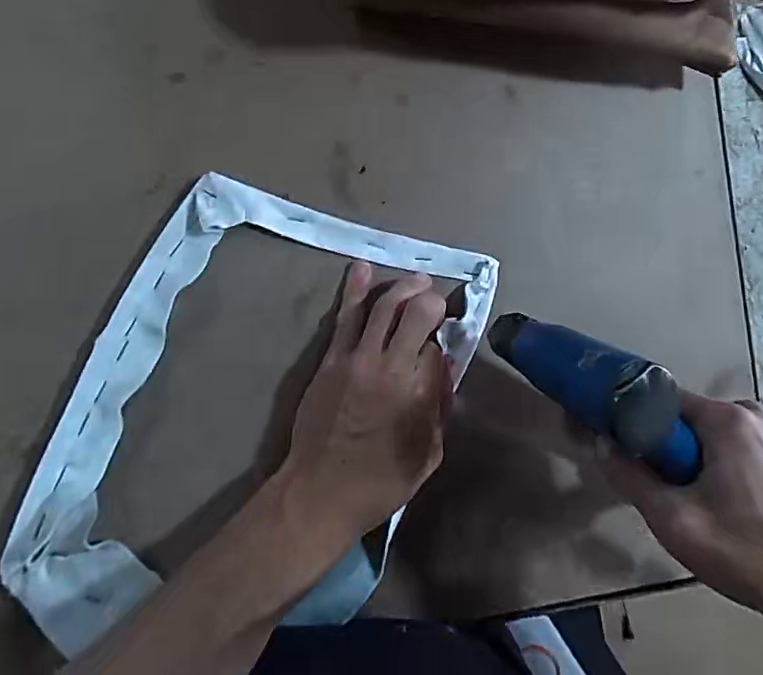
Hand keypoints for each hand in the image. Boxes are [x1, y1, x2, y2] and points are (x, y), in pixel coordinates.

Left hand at [277, 262, 451, 543]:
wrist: (318, 494)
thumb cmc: (379, 481)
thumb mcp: (427, 454)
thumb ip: (439, 407)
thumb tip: (443, 369)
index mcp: (418, 394)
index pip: (438, 348)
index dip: (444, 343)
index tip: (444, 343)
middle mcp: (390, 368)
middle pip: (416, 314)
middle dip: (431, 300)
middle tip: (436, 298)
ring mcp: (357, 359)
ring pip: (383, 307)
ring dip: (404, 287)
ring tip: (417, 280)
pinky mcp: (331, 360)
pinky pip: (346, 316)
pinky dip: (357, 289)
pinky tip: (364, 268)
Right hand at [597, 393, 762, 628]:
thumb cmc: (746, 554)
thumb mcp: (675, 522)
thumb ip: (632, 479)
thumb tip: (602, 445)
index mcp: (729, 418)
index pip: (665, 400)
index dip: (641, 423)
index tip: (632, 453)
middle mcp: (755, 414)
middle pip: (691, 418)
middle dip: (674, 450)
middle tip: (674, 494)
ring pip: (714, 435)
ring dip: (699, 461)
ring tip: (703, 506)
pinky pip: (739, 447)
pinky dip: (725, 467)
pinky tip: (731, 507)